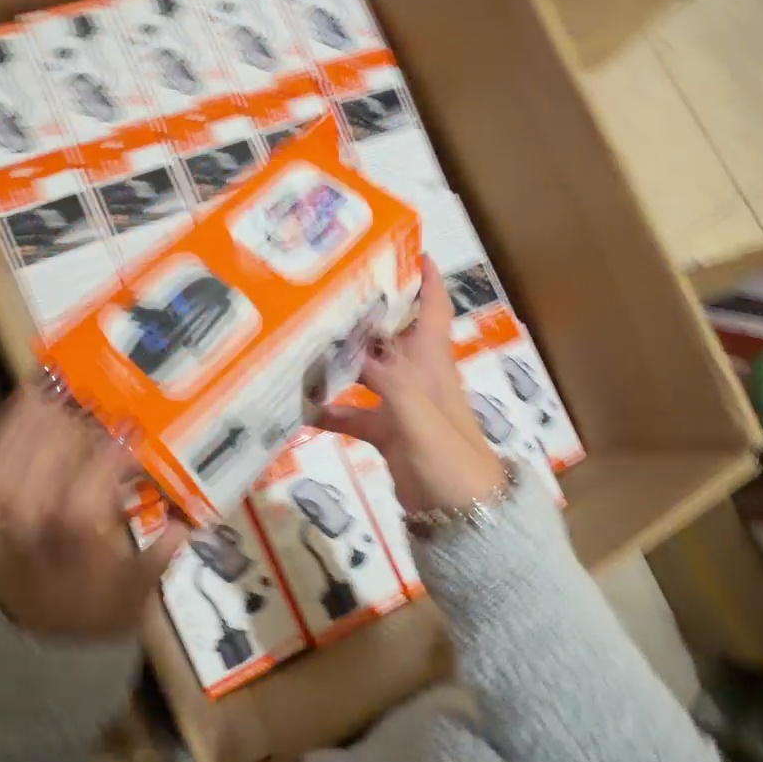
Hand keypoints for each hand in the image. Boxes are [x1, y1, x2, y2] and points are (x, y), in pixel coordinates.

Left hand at [0, 384, 186, 637]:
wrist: (48, 649)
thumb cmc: (102, 615)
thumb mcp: (141, 587)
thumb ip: (162, 549)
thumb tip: (189, 513)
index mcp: (74, 555)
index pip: (84, 501)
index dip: (108, 460)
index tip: (135, 427)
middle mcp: (33, 536)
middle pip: (37, 473)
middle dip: (66, 425)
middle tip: (95, 389)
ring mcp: (6, 525)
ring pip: (7, 465)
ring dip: (29, 420)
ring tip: (54, 382)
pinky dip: (4, 433)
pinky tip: (23, 404)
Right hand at [317, 256, 504, 512]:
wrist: (462, 517)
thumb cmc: (451, 462)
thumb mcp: (422, 419)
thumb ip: (391, 383)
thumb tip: (355, 349)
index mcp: (433, 363)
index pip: (432, 306)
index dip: (423, 274)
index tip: (400, 245)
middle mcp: (417, 375)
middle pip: (391, 330)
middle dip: (366, 307)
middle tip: (325, 284)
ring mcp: (401, 404)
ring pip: (367, 369)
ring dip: (340, 355)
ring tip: (301, 336)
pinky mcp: (388, 433)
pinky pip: (354, 415)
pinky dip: (330, 410)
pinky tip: (300, 408)